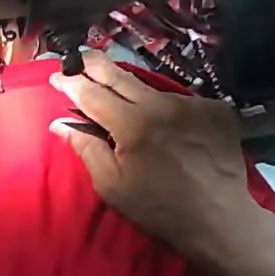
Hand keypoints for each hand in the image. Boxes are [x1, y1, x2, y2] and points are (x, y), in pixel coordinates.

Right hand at [49, 51, 274, 275]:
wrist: (218, 218)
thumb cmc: (157, 207)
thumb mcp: (111, 185)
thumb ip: (86, 149)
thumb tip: (60, 124)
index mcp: (132, 125)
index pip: (92, 94)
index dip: (71, 82)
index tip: (56, 75)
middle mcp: (162, 105)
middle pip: (120, 76)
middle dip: (95, 65)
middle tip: (79, 57)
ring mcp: (193, 104)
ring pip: (151, 88)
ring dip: (132, 90)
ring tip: (121, 96)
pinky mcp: (216, 109)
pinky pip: (180, 101)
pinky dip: (166, 108)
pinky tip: (166, 124)